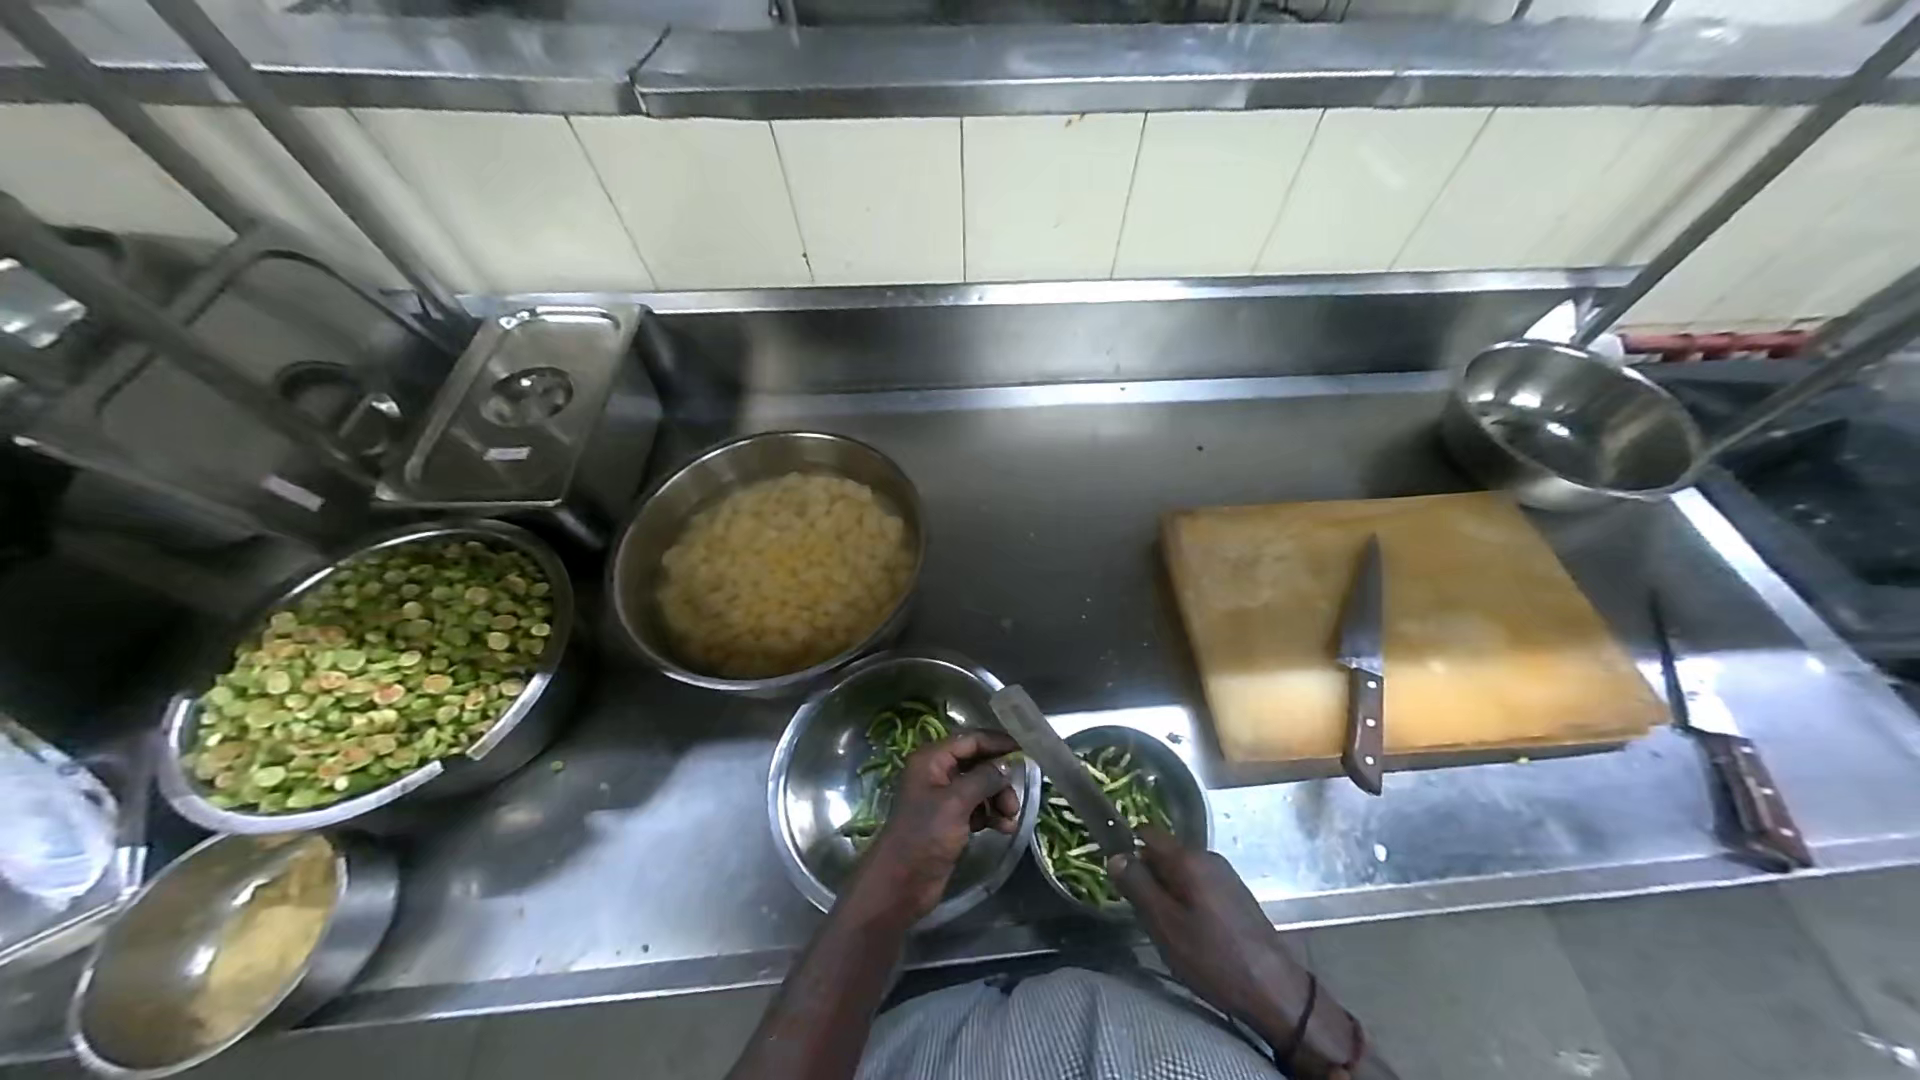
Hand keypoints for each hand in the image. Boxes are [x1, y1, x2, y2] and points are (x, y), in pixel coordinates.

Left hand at [848, 731, 1021, 922]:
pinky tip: (1002, 828)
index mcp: (931, 759)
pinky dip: (991, 814)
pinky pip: (978, 807)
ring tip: (1009, 819)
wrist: (901, 883)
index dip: (997, 743)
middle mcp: (937, 773)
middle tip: (1014, 801)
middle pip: (978, 763)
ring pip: (981, 787)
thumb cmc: (924, 835)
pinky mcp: (951, 820)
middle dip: (999, 779)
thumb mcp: (956, 802)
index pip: (970, 740)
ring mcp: (944, 797)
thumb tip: (1006, 765)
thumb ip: (984, 778)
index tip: (1025, 749)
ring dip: (998, 799)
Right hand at [1112, 827, 1378, 1078]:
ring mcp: (1225, 875)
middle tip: (1139, 908)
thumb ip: (1137, 885)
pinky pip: (1198, 885)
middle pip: (1164, 852)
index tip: (1118, 875)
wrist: (1275, 991)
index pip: (1147, 833)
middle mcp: (1208, 856)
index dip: (1128, 848)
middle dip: (1147, 874)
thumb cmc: (1213, 956)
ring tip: (1162, 924)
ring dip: (1167, 890)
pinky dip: (1186, 899)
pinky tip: (1188, 930)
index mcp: (1188, 857)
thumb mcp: (1164, 923)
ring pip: (1181, 871)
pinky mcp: (1236, 895)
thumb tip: (1115, 856)